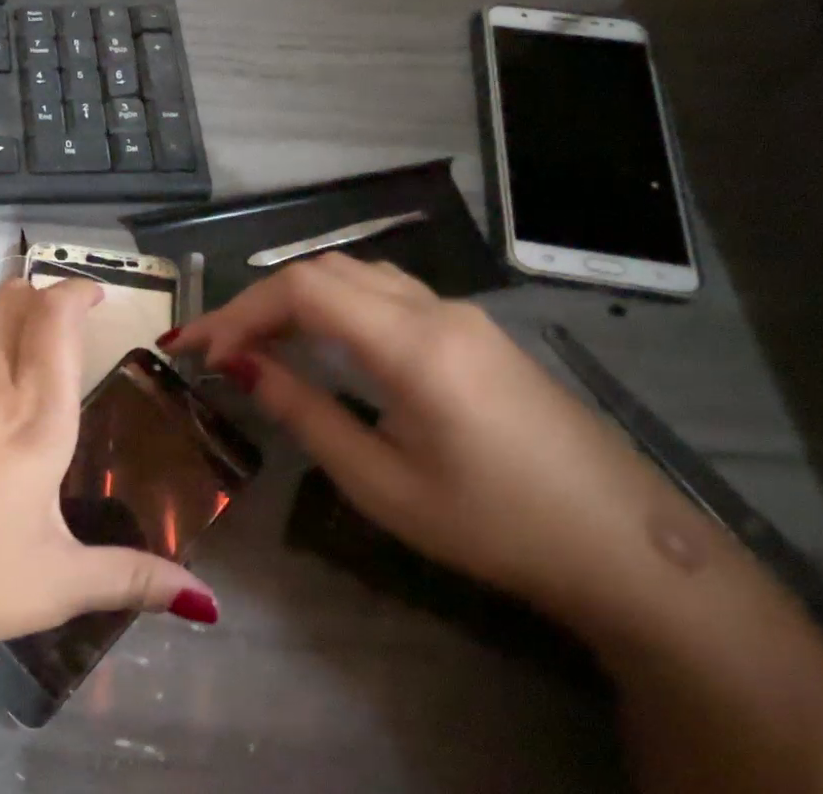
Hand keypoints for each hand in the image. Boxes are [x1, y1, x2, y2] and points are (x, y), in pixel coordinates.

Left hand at [0, 278, 215, 665]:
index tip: (91, 296)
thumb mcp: (52, 584)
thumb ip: (130, 578)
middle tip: (56, 318)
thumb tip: (202, 600)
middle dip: (40, 297)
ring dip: (0, 311)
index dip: (76, 295)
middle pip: (12, 301)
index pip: (58, 322)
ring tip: (12, 337)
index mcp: (35, 417)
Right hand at [162, 253, 670, 619]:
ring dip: (294, 299)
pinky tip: (317, 344)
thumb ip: (303, 412)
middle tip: (212, 349)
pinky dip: (333, 306)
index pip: (301, 290)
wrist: (626, 551)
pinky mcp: (475, 335)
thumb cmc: (493, 527)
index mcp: (414, 345)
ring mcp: (463, 318)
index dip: (237, 311)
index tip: (196, 352)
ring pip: (356, 275)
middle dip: (256, 302)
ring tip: (253, 345)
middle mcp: (438, 311)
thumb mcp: (380, 482)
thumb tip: (239, 365)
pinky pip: (386, 294)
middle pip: (324, 271)